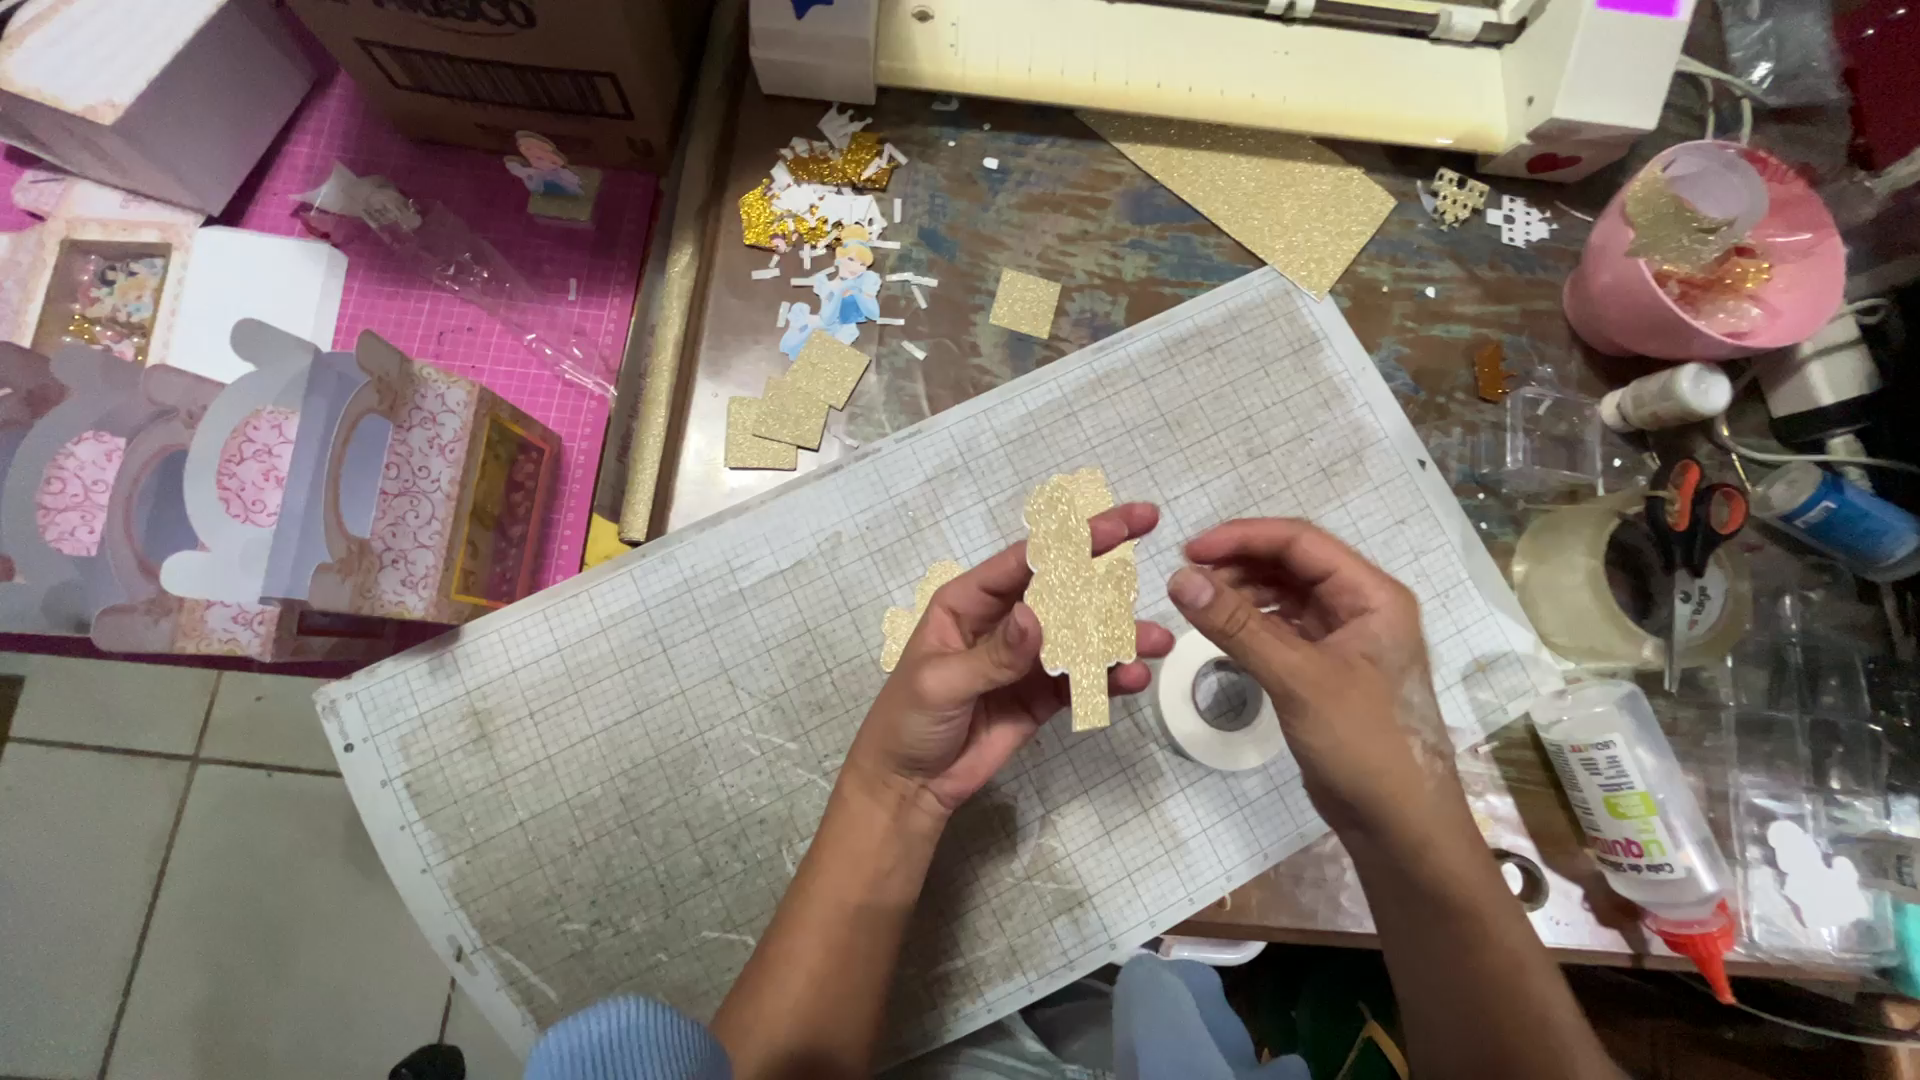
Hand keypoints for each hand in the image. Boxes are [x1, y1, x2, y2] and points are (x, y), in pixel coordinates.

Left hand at [847, 503, 1174, 814]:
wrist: (911, 784)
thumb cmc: (908, 720)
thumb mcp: (941, 683)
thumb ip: (993, 654)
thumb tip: (1036, 616)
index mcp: (969, 601)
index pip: (1027, 560)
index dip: (1074, 538)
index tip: (1123, 524)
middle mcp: (1004, 620)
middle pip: (1062, 589)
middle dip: (1107, 578)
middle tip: (1156, 570)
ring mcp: (1027, 658)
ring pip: (1080, 636)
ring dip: (1118, 636)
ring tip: (1154, 643)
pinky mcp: (1043, 694)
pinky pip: (1082, 679)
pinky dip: (1109, 677)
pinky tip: (1133, 678)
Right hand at [1166, 518, 1459, 840]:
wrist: (1399, 824)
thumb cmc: (1364, 743)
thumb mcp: (1296, 678)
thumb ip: (1237, 626)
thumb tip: (1178, 580)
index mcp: (1371, 595)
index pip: (1300, 542)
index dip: (1242, 538)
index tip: (1189, 552)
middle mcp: (1360, 607)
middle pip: (1291, 564)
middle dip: (1237, 564)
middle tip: (1186, 580)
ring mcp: (1343, 637)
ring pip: (1283, 595)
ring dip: (1240, 592)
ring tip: (1197, 604)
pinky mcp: (1325, 667)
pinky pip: (1281, 627)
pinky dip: (1249, 623)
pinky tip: (1220, 631)